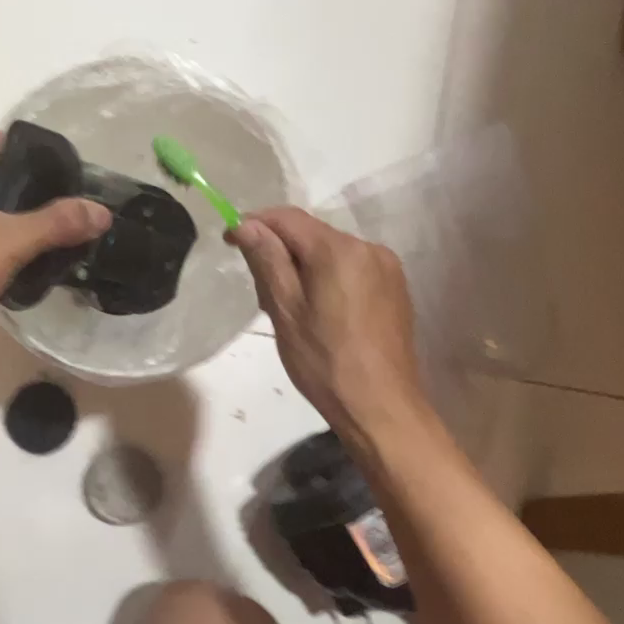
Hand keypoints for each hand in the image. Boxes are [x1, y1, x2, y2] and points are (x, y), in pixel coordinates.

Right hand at [227, 207, 429, 447]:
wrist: (380, 405)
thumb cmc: (324, 362)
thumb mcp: (285, 311)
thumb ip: (267, 262)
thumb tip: (246, 225)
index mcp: (338, 250)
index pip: (288, 218)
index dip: (254, 223)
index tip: (228, 242)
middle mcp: (368, 248)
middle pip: (311, 235)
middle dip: (280, 253)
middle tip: (261, 295)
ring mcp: (387, 268)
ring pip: (331, 253)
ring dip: (304, 268)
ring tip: (290, 310)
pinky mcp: (395, 289)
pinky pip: (351, 270)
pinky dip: (328, 280)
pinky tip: (321, 315)